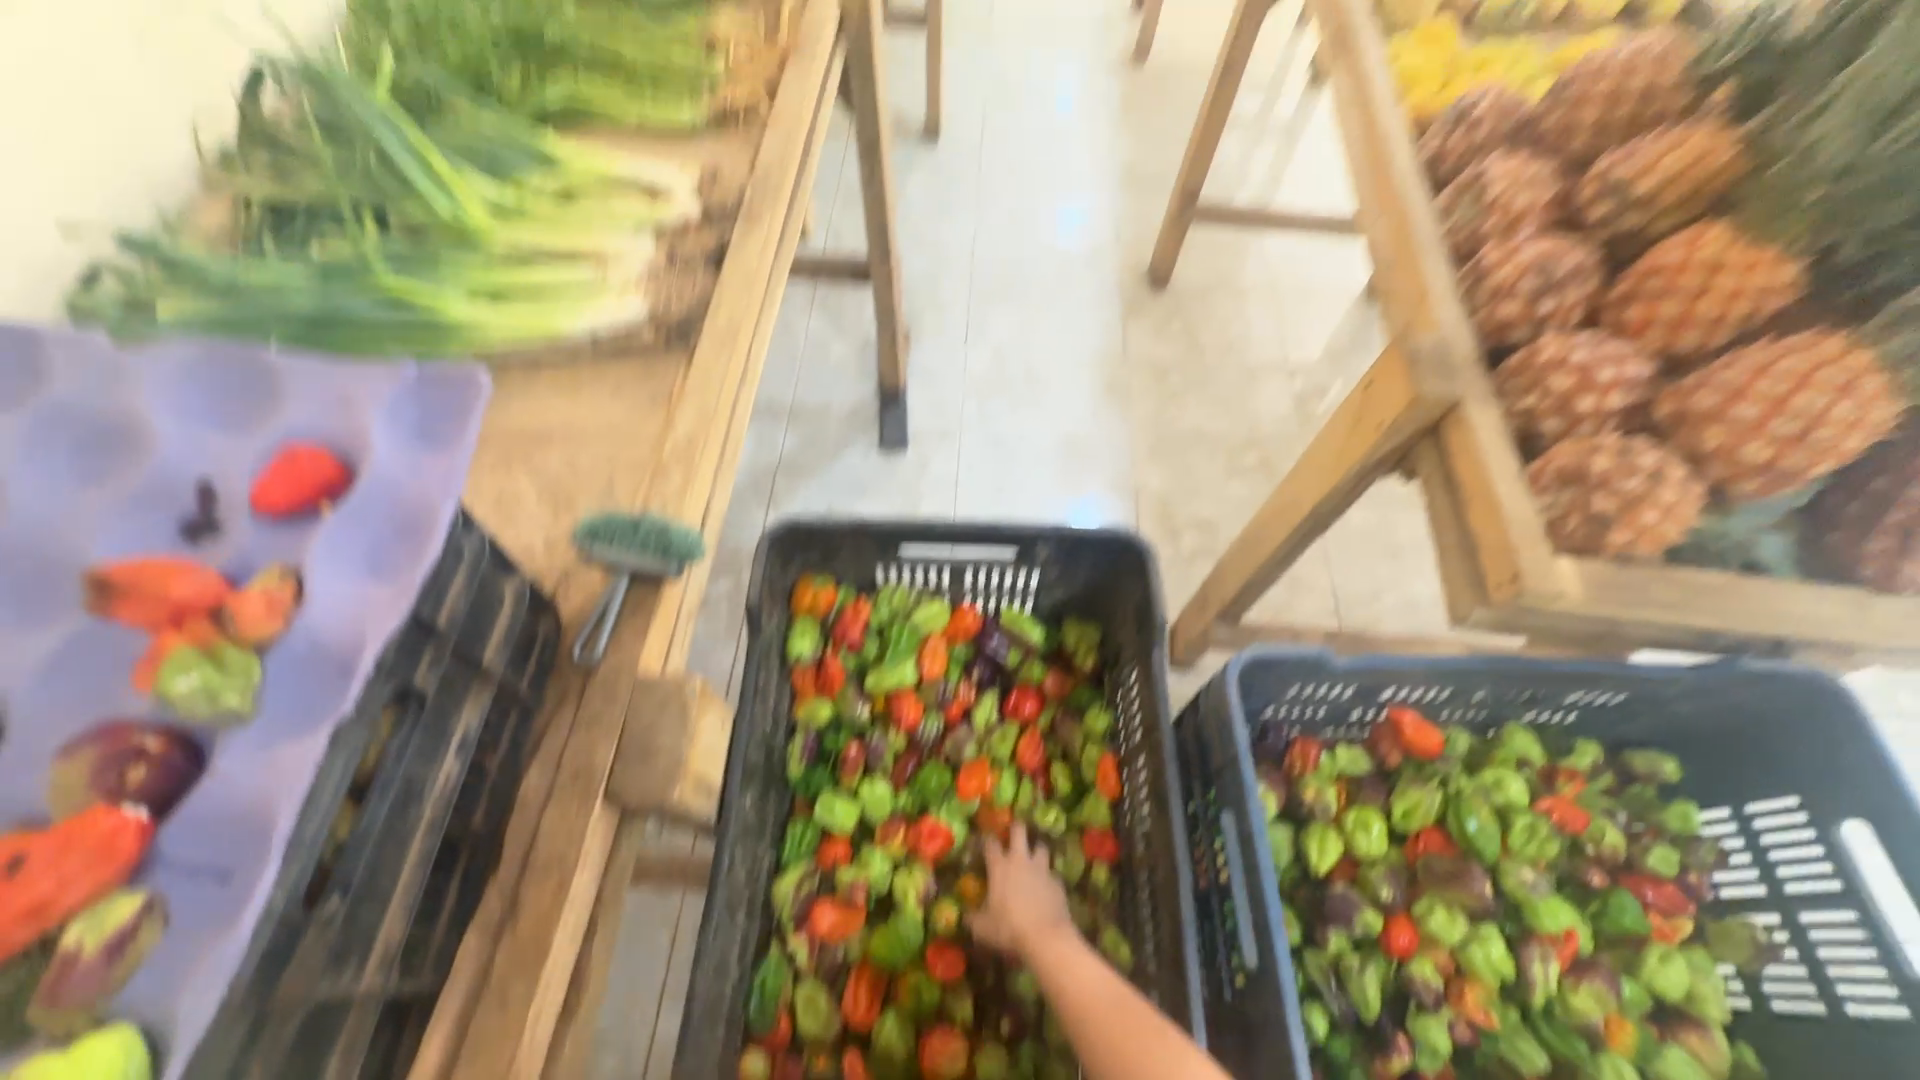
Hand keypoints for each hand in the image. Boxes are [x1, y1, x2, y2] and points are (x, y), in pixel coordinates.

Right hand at [968, 823, 1074, 958]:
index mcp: (999, 867)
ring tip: (1034, 854)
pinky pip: (1053, 873)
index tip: (984, 837)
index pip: (990, 843)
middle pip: (1020, 832)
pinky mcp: (1058, 882)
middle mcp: (1021, 861)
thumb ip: (972, 918)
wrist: (1046, 937)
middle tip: (1014, 829)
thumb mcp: (982, 928)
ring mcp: (1042, 869)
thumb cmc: (1009, 928)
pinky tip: (1047, 885)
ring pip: (1041, 847)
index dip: (986, 838)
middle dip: (1016, 828)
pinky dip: (1049, 876)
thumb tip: (964, 916)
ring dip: (1037, 849)